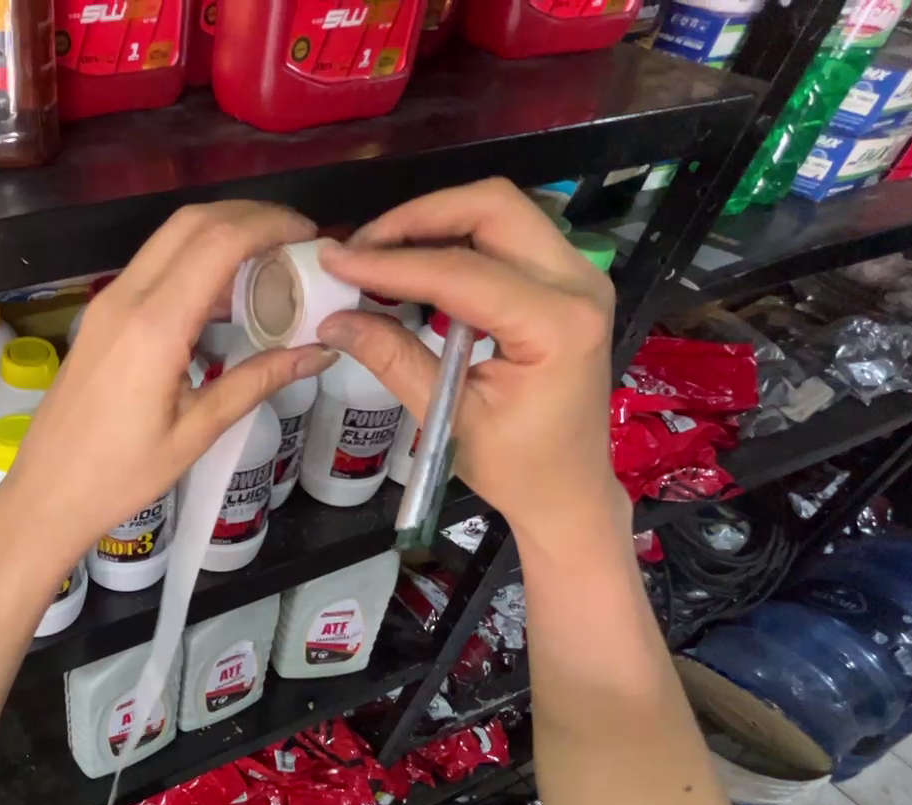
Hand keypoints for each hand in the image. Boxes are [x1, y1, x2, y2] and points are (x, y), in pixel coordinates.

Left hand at [0, 201, 336, 560]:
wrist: (47, 493)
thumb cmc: (121, 475)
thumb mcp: (196, 432)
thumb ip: (257, 381)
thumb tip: (319, 353)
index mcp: (153, 326)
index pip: (219, 241)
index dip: (271, 225)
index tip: (310, 237)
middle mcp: (125, 299)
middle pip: (191, 222)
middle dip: (249, 217)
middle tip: (293, 242)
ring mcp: (105, 305)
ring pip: (168, 240)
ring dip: (219, 236)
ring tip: (266, 266)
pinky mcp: (97, 319)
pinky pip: (150, 269)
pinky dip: (191, 263)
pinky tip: (220, 299)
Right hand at [313, 179, 625, 542]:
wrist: (568, 489)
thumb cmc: (516, 468)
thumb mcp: (448, 419)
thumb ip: (394, 361)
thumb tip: (334, 321)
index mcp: (556, 324)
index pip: (461, 271)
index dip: (391, 262)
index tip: (336, 260)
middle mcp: (577, 283)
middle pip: (493, 209)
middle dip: (417, 217)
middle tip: (359, 245)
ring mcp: (576, 276)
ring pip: (500, 213)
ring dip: (434, 223)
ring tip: (377, 252)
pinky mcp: (564, 282)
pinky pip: (505, 237)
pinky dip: (454, 240)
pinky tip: (413, 265)